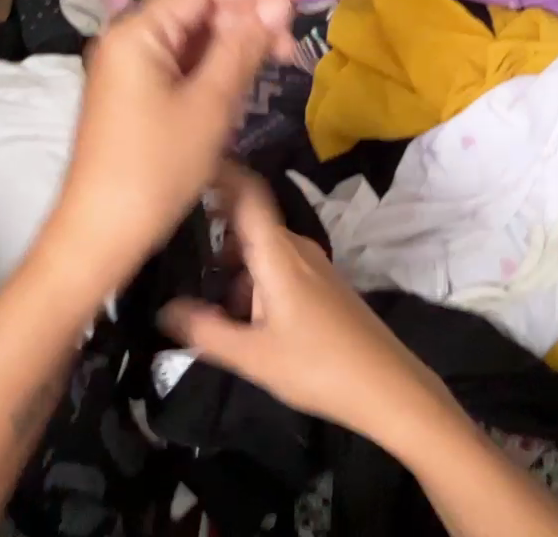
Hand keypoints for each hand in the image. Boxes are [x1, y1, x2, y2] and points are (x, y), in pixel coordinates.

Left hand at [40, 0, 297, 277]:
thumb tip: (277, 1)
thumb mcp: (209, 105)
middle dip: (246, 17)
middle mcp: (127, 39)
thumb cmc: (156, 169)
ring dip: (233, 44)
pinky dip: (213, 68)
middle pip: (195, 10)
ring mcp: (128, 69)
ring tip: (278, 59)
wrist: (100, 233)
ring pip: (190, 40)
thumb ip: (243, 46)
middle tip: (292, 39)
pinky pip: (179, 65)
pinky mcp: (133, 96)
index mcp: (137, 32)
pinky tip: (243, 81)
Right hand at [159, 167, 451, 437]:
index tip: (188, 167)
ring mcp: (313, 266)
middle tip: (175, 252)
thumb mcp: (253, 356)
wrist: (392, 390)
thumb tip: (164, 310)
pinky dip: (253, 282)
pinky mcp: (324, 286)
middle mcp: (295, 248)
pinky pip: (278, 268)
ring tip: (203, 299)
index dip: (220, 173)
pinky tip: (242, 320)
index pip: (247, 192)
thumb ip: (204, 331)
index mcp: (277, 252)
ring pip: (262, 251)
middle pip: (248, 225)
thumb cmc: (319, 366)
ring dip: (233, 269)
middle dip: (213, 236)